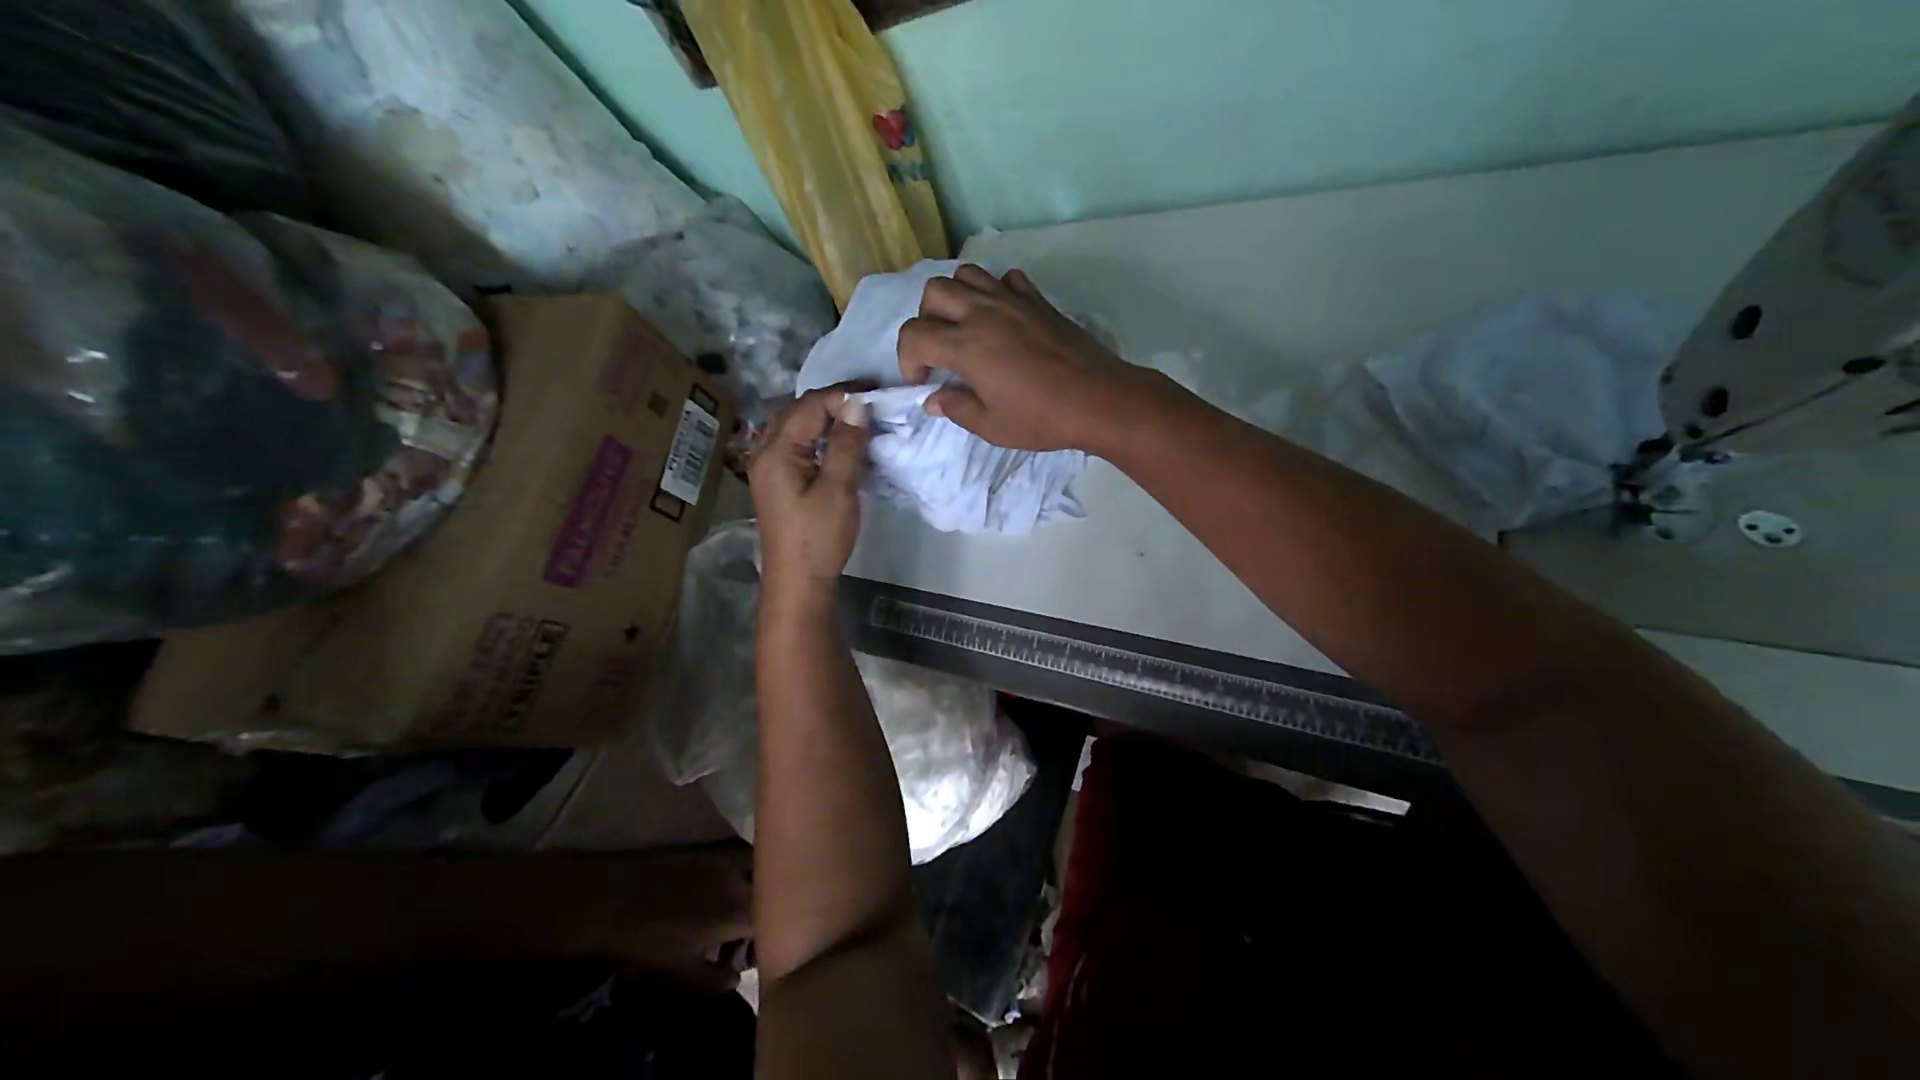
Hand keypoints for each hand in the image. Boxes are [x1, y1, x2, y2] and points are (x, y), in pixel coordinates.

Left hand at [748, 387, 870, 599]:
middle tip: (869, 403)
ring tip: (858, 419)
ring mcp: (768, 468)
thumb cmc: (818, 537)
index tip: (877, 393)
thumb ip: (847, 444)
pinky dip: (819, 436)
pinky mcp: (778, 482)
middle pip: (798, 411)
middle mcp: (765, 453)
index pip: (810, 406)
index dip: (843, 395)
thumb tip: (858, 404)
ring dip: (825, 418)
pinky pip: (796, 444)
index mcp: (776, 451)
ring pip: (795, 427)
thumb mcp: (838, 489)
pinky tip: (840, 443)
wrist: (798, 581)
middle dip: (833, 402)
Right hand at [897, 264, 1175, 452]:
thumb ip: (957, 408)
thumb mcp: (991, 426)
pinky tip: (1002, 317)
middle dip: (926, 319)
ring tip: (965, 326)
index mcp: (966, 346)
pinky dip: (995, 290)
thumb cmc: (1041, 418)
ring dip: (956, 296)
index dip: (907, 358)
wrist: (1098, 399)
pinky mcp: (1037, 299)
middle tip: (939, 349)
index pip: (914, 335)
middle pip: (934, 291)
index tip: (923, 380)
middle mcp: (983, 313)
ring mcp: (1012, 300)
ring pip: (967, 273)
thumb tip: (934, 400)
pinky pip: (1006, 278)